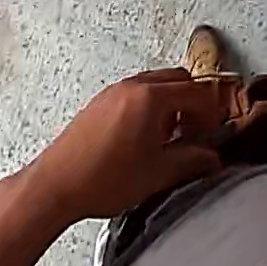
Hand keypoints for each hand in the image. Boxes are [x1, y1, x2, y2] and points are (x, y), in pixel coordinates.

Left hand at [23, 69, 233, 222]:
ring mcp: (114, 92)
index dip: (211, 113)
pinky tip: (145, 137)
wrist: (55, 186)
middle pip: (179, 79)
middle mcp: (133, 86)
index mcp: (152, 97)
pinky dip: (150, 105)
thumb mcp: (158, 173)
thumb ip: (192, 161)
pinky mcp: (100, 103)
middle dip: (193, 102)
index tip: (211, 133)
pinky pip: (135, 91)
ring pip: (156, 83)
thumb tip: (211, 159)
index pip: (197, 93)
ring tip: (170, 136)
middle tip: (195, 130)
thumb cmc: (102, 179)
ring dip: (171, 102)